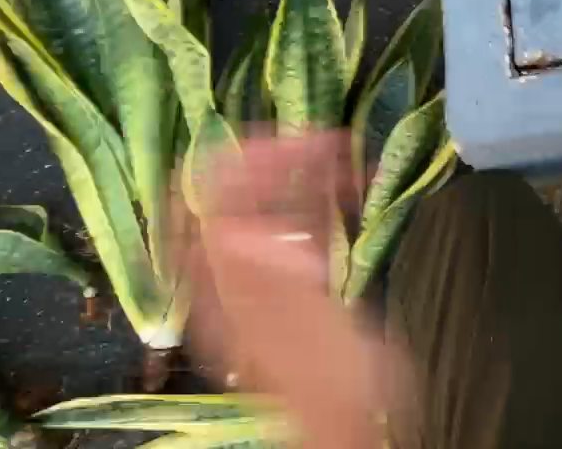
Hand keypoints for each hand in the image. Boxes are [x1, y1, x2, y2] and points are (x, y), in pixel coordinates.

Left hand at [179, 135, 409, 448]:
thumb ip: (271, 277)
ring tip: (347, 155)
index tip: (293, 140)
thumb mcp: (301, 331)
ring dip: (307, 169)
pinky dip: (324, 192)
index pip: (207, 198)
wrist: (347, 420)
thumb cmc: (329, 381)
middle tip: (328, 142)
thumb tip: (238, 229)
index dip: (241, 160)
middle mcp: (235, 266)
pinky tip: (354, 185)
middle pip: (238, 189)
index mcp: (225, 279)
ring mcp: (265, 267)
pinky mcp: (296, 273)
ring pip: (271, 196)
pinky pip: (300, 215)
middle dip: (280, 155)